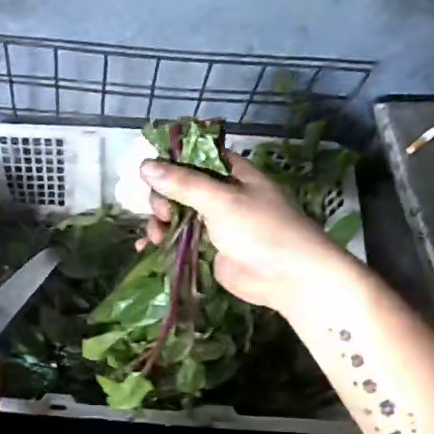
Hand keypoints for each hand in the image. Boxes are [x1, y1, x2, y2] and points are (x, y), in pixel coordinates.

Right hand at [140, 154, 353, 314]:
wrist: (290, 277)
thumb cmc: (261, 229)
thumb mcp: (221, 200)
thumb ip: (182, 183)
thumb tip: (144, 164)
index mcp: (231, 173)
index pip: (196, 155)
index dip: (172, 161)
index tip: (151, 174)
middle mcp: (223, 193)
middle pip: (180, 186)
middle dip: (163, 197)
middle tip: (163, 213)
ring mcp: (216, 222)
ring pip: (177, 213)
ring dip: (160, 221)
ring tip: (156, 237)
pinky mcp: (211, 248)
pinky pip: (180, 239)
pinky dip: (164, 241)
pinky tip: (147, 248)